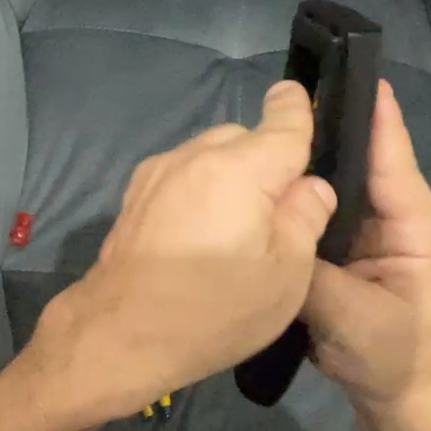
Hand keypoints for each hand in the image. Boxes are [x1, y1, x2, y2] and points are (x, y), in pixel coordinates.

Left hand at [29, 81, 336, 425]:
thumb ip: (305, 216)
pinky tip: (199, 233)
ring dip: (230, 175)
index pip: (283, 121)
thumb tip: (309, 185)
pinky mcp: (135, 195)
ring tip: (235, 229)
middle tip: (278, 213)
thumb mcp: (287, 274)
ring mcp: (158, 172)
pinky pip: (182, 174)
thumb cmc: (215, 308)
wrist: (121, 333)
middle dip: (267, 161)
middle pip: (245, 139)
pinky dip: (199, 188)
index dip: (298, 109)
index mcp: (239, 168)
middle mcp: (194, 156)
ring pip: (210, 155)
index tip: (300, 97)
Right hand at [301, 80, 430, 413]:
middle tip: (295, 91)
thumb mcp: (354, 320)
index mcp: (414, 228)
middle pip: (365, 160)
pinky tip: (271, 170)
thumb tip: (271, 238)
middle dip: (337, 124)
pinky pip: (319, 203)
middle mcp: (391, 216)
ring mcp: (363, 226)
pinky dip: (300, 185)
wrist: (385, 389)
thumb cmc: (386, 354)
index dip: (378, 120)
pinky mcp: (338, 239)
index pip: (395, 164)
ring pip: (339, 178)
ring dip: (314, 151)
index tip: (358, 74)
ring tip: (277, 119)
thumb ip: (314, 281)